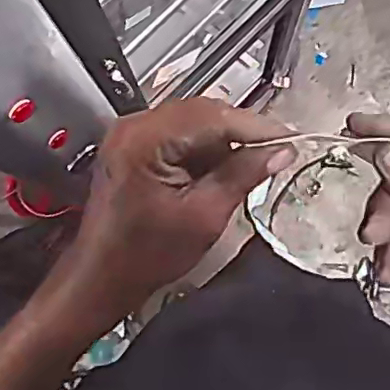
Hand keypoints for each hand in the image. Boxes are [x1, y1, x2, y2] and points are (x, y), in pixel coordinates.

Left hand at [75, 98, 294, 304]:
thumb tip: (279, 151)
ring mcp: (132, 133)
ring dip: (226, 140)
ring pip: (195, 120)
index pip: (214, 116)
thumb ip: (242, 175)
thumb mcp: (204, 216)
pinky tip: (223, 169)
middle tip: (276, 152)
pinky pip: (181, 133)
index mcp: (145, 139)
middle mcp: (134, 126)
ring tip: (254, 163)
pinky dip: (206, 147)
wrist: (100, 278)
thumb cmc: (143, 256)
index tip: (289, 140)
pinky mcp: (135, 145)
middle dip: (243, 131)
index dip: (258, 127)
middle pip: (204, 112)